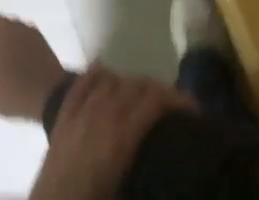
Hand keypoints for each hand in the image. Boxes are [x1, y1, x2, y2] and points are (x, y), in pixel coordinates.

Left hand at [30, 67, 190, 199]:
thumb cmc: (93, 199)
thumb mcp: (125, 186)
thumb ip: (145, 159)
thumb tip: (169, 160)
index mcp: (122, 135)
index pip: (155, 101)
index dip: (178, 100)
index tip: (194, 109)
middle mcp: (103, 115)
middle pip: (137, 86)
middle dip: (160, 90)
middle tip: (174, 105)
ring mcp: (81, 112)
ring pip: (112, 81)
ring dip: (132, 84)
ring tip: (144, 95)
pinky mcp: (64, 117)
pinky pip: (82, 85)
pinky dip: (96, 75)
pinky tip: (105, 71)